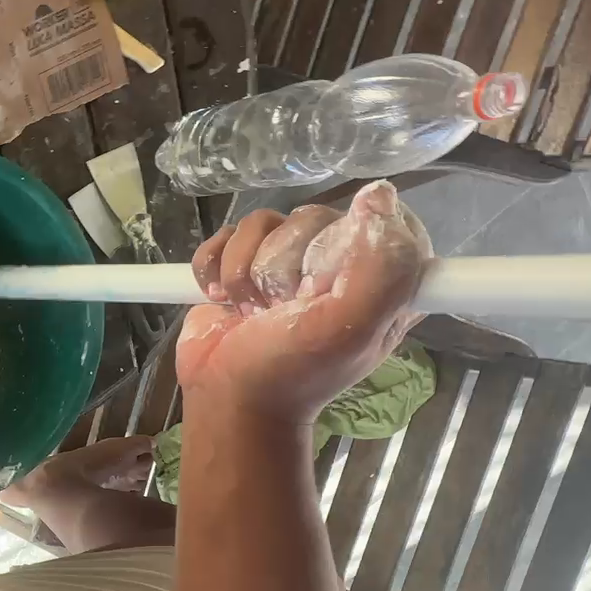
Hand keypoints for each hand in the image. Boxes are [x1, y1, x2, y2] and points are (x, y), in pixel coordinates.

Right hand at [177, 182, 428, 426]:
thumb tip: (375, 193)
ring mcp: (283, 265)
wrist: (225, 397)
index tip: (317, 289)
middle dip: (277, 265)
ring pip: (259, 224)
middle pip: (306, 217)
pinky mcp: (237, 269)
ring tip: (245, 309)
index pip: (371, 217)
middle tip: (276, 309)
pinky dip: (209, 267)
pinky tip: (216, 297)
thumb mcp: (349, 326)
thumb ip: (381, 265)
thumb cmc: (289, 372)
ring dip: (239, 271)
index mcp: (381, 277)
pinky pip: (221, 238)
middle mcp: (335, 264)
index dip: (336, 246)